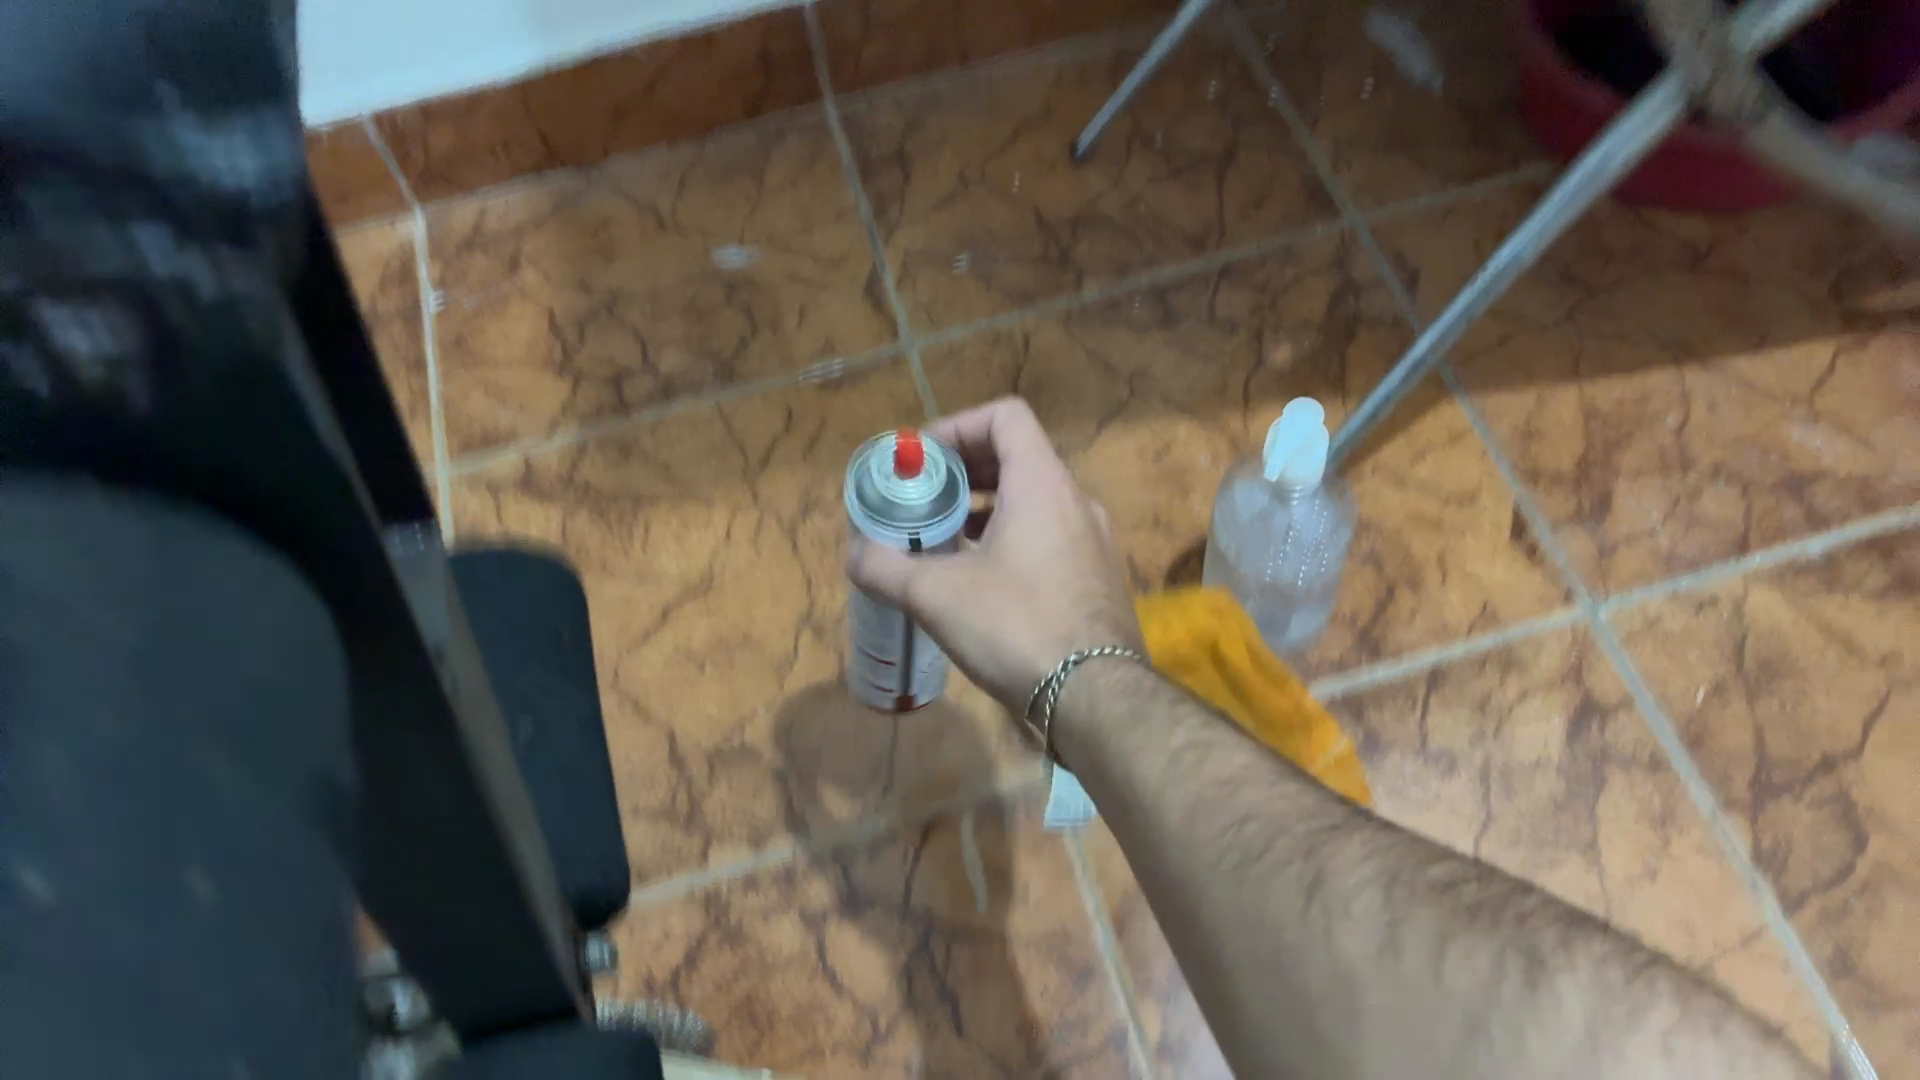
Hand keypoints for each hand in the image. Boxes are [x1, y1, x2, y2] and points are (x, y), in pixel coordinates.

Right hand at [846, 397, 1143, 714]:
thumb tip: (853, 554)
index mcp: (1042, 484)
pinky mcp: (1098, 576)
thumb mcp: (936, 596)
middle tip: (924, 496)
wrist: (1096, 697)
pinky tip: (981, 578)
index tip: (923, 460)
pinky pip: (1051, 535)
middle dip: (964, 469)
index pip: (1005, 416)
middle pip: (1018, 456)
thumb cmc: (1015, 627)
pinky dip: (1012, 537)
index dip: (957, 426)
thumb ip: (885, 568)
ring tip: (945, 536)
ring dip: (987, 506)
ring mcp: (1094, 540)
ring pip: (1035, 499)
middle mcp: (1075, 500)